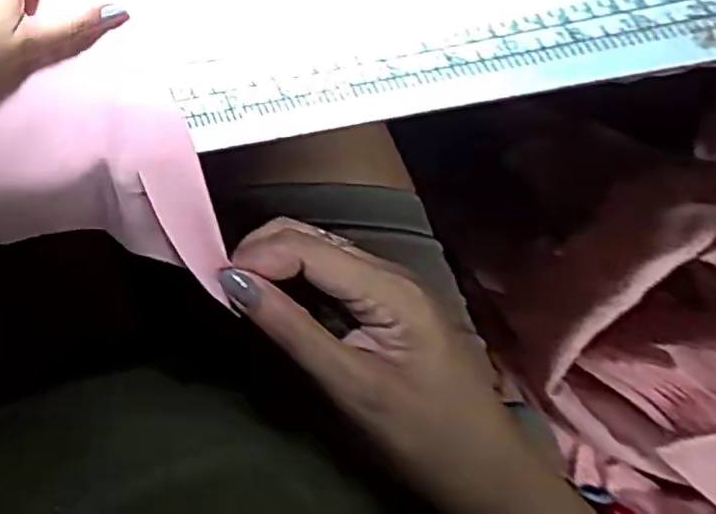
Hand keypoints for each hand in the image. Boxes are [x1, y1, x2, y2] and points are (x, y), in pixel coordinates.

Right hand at [222, 219, 585, 513]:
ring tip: (243, 290)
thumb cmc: (429, 440)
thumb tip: (232, 281)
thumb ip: (291, 329)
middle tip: (227, 286)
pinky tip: (275, 294)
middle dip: (259, 251)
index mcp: (389, 288)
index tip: (220, 284)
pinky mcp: (383, 294)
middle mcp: (388, 269)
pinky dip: (291, 272)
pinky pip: (326, 265)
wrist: (495, 480)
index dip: (256, 257)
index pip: (304, 247)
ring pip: (313, 244)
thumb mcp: (352, 388)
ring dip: (272, 259)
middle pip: (306, 234)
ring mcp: (388, 279)